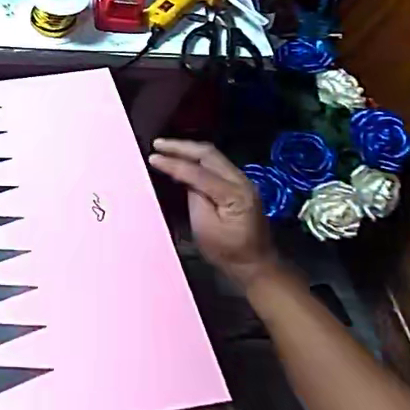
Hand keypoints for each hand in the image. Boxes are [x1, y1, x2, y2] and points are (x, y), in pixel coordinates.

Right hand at [148, 138, 282, 290]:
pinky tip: (184, 159)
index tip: (153, 158)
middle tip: (158, 144)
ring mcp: (243, 180)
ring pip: (213, 156)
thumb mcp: (205, 230)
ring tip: (167, 148)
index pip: (199, 172)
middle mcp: (241, 180)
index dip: (174, 164)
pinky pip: (216, 164)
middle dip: (182, 147)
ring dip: (189, 150)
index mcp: (234, 193)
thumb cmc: (229, 253)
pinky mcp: (239, 184)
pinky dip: (198, 159)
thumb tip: (185, 179)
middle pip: (208, 154)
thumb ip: (194, 200)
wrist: (256, 265)